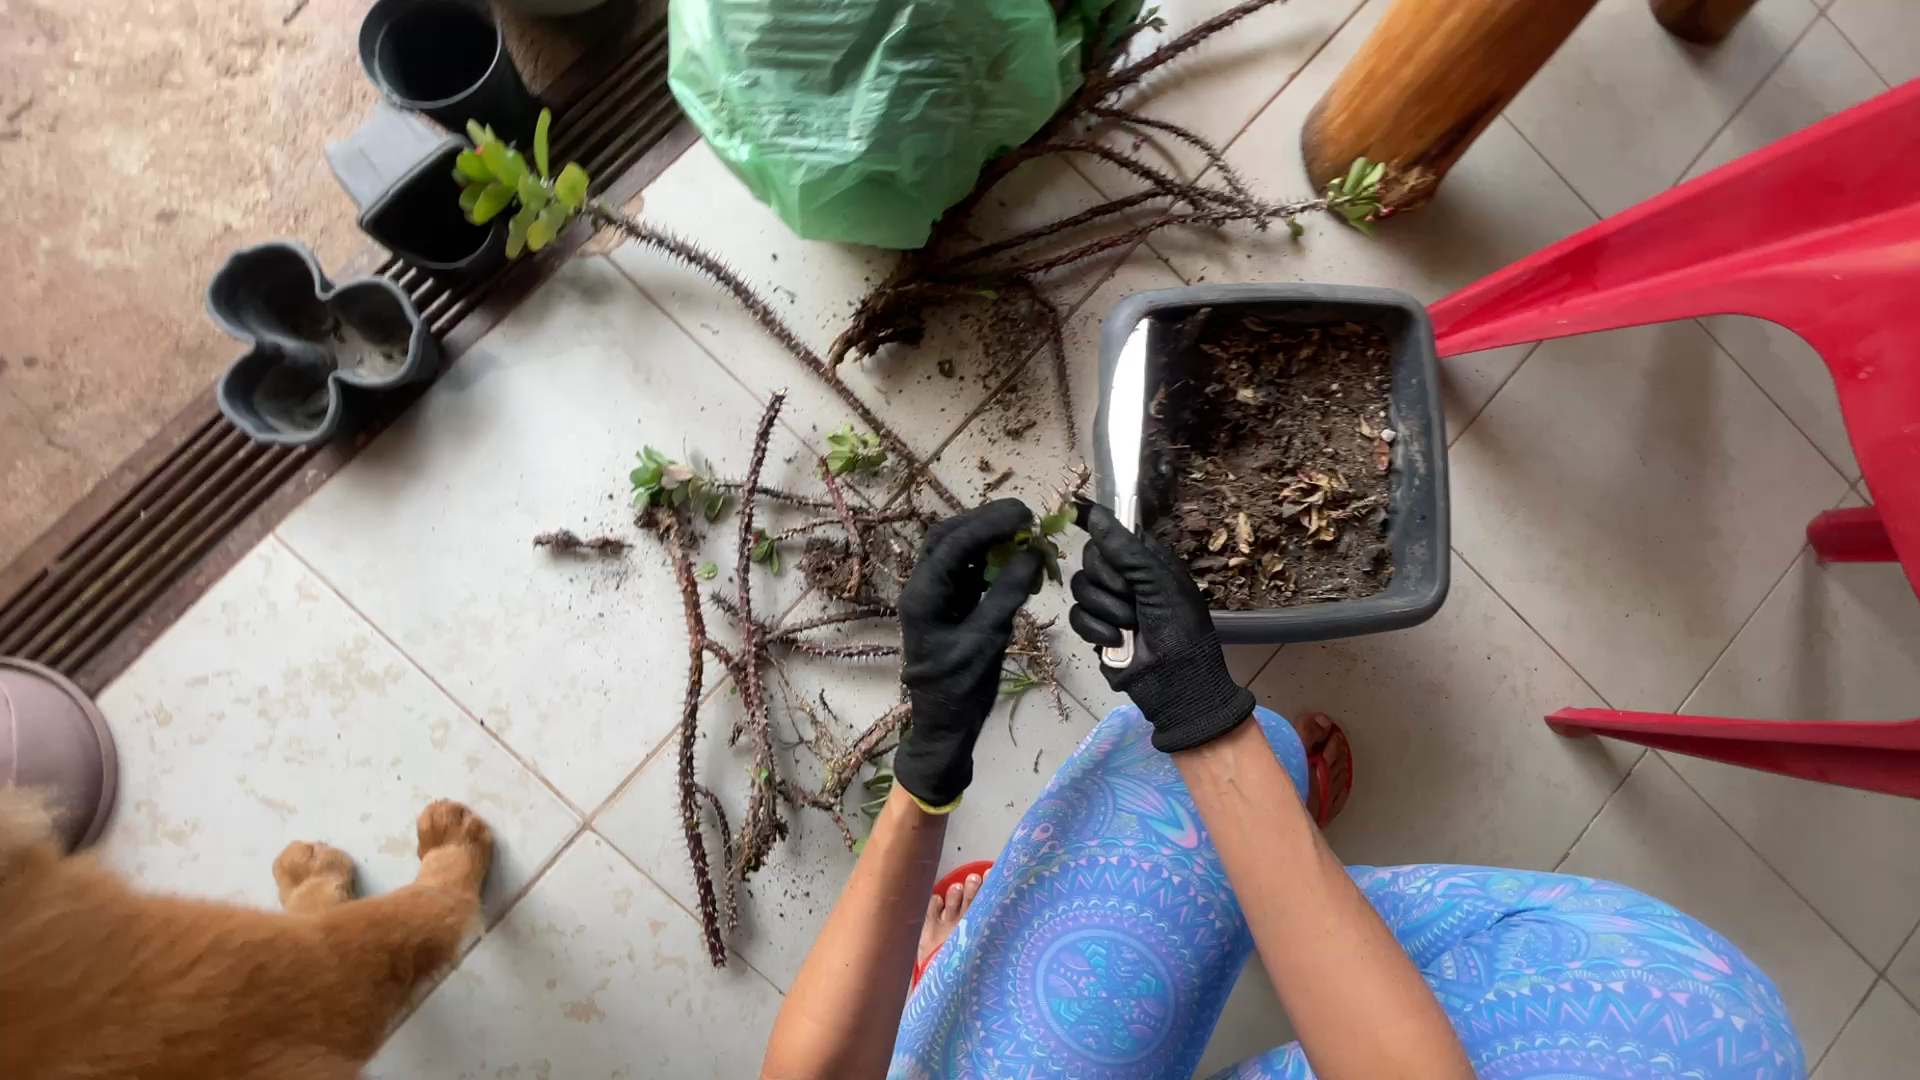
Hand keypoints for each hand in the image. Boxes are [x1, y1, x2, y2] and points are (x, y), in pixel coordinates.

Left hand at [895, 499, 1043, 806]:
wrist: (944, 726)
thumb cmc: (960, 689)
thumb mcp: (986, 642)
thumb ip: (1006, 595)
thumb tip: (1032, 553)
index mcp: (922, 596)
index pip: (951, 544)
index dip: (987, 524)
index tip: (1023, 516)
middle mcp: (923, 587)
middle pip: (948, 537)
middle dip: (985, 521)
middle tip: (1025, 515)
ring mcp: (935, 594)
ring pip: (957, 550)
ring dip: (988, 536)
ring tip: (1024, 530)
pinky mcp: (949, 603)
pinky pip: (968, 569)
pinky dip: (991, 558)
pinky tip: (1016, 557)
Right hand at [1069, 502, 1254, 752]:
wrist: (1176, 683)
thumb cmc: (1179, 628)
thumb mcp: (1157, 583)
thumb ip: (1124, 549)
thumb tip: (1093, 512)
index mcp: (1145, 562)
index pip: (1112, 535)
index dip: (1102, 536)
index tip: (1078, 520)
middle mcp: (1125, 578)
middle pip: (1090, 560)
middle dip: (1108, 581)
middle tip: (1130, 596)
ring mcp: (1108, 604)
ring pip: (1080, 589)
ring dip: (1106, 609)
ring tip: (1130, 625)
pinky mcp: (1094, 629)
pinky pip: (1077, 617)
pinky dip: (1097, 630)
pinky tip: (1117, 642)